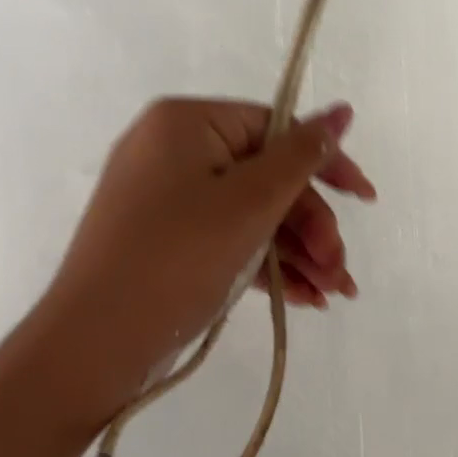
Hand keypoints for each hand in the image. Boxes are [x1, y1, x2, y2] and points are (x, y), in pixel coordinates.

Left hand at [30, 98, 374, 422]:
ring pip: (252, 213)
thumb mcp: (251, 203)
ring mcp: (164, 199)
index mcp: (187, 124)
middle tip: (340, 269)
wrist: (91, 347)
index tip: (366, 201)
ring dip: (298, 252)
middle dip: (312, 226)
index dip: (327, 165)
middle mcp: (173, 151)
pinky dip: (266, 264)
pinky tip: (304, 299)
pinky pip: (227, 238)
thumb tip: (342, 109)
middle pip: (268, 177)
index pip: (277, 129)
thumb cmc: (176, 258)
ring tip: (333, 293)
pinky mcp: (163, 242)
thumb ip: (303, 155)